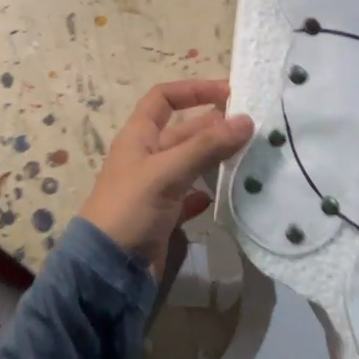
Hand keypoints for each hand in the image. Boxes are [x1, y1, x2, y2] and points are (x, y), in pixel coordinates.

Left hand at [78, 79, 254, 276]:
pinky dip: (205, 193)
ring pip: (189, 163)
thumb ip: (205, 147)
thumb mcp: (166, 172)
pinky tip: (222, 197)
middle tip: (251, 129)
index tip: (227, 92)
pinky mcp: (162, 216)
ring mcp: (154, 187)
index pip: (163, 98)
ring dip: (214, 159)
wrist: (107, 268)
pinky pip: (188, 196)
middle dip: (213, 126)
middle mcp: (146, 156)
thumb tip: (245, 120)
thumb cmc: (130, 208)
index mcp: (138, 136)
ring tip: (247, 158)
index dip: (192, 90)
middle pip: (183, 131)